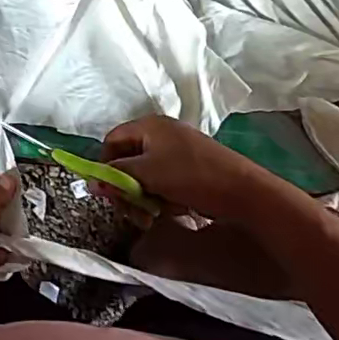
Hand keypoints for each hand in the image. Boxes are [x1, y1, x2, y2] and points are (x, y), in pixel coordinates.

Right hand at [101, 115, 306, 225]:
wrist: (247, 194)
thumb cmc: (191, 176)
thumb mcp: (147, 174)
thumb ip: (116, 176)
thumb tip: (91, 182)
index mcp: (149, 125)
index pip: (112, 140)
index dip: (106, 165)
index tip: (109, 191)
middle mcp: (163, 133)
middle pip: (128, 158)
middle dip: (127, 186)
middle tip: (133, 210)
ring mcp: (181, 150)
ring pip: (147, 174)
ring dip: (145, 196)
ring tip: (155, 214)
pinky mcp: (195, 168)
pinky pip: (167, 180)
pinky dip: (164, 196)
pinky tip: (174, 211)